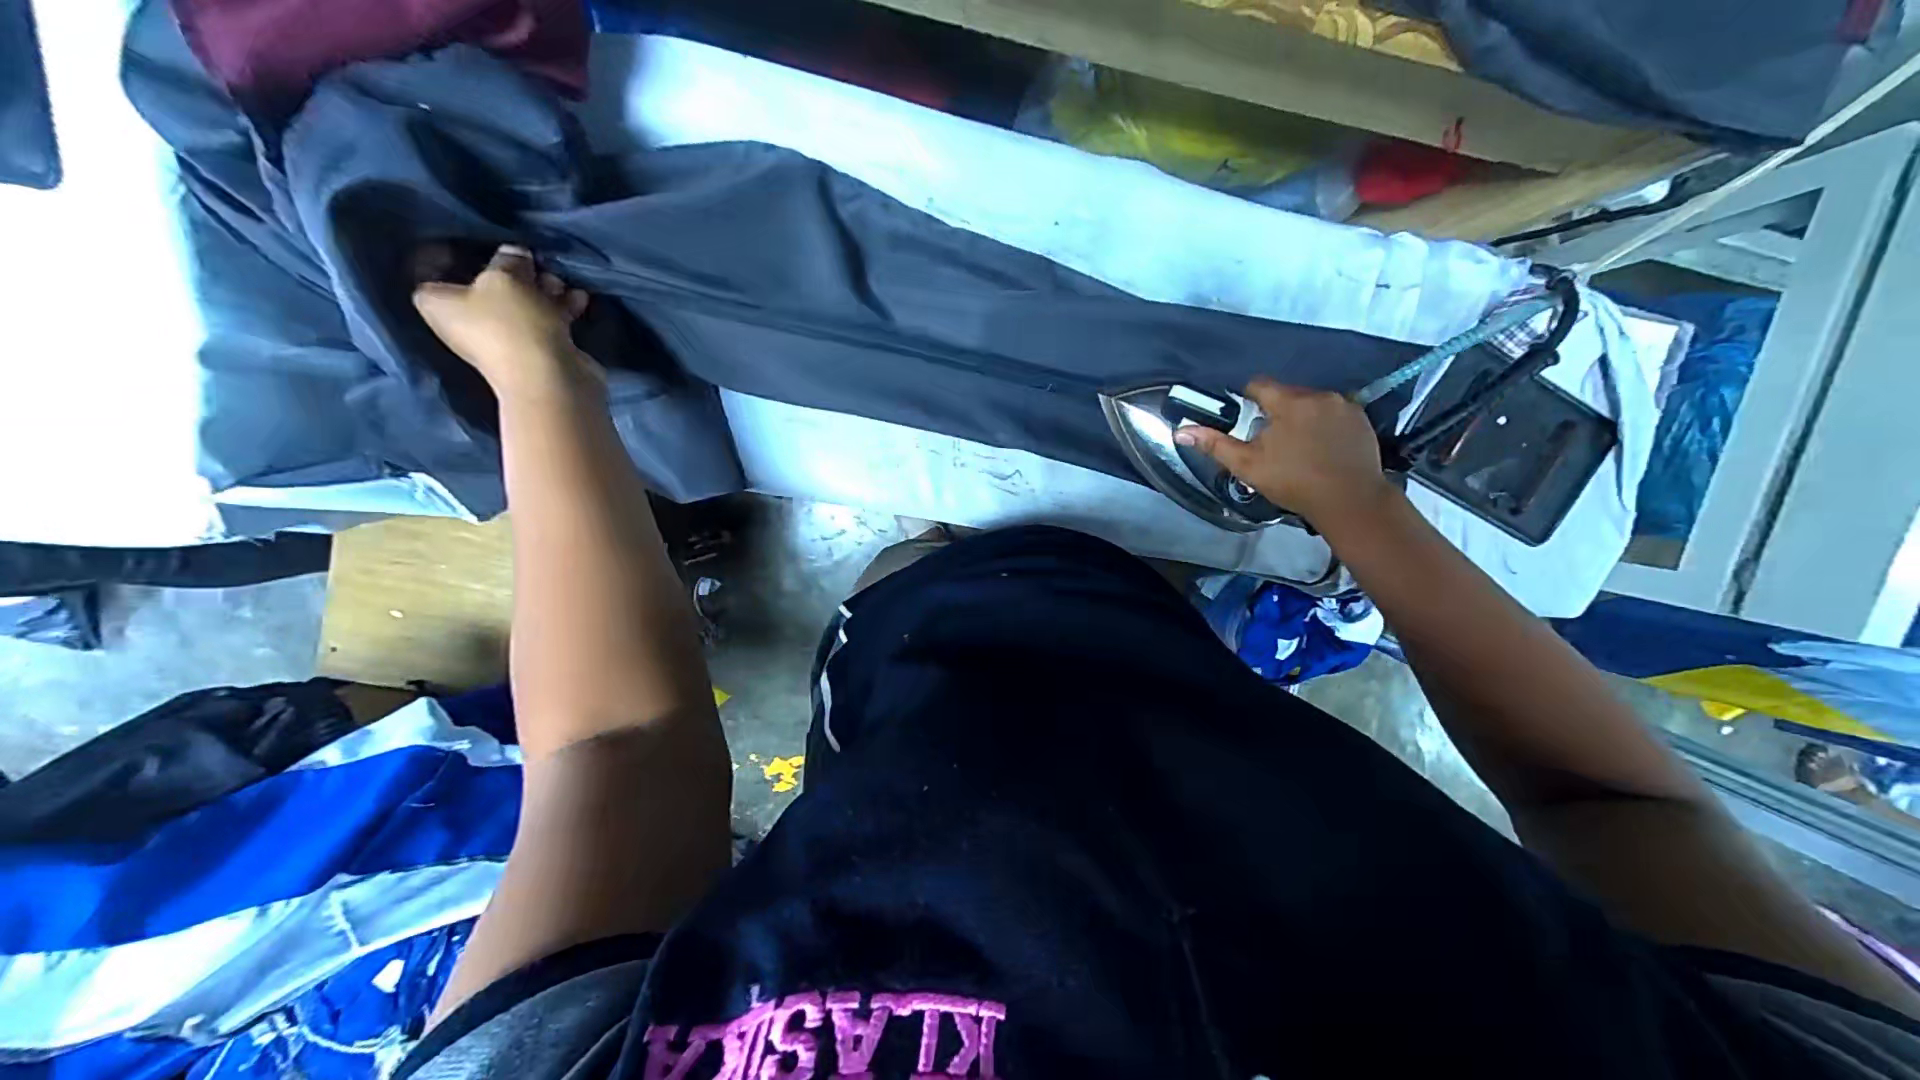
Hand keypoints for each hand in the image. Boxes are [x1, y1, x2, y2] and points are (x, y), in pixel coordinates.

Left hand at [413, 244, 597, 398]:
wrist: (551, 380)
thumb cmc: (511, 325)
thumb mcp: (504, 278)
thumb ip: (508, 259)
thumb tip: (515, 253)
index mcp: (437, 303)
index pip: (432, 267)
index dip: (453, 249)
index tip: (478, 236)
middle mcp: (465, 320)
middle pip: (486, 283)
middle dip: (512, 269)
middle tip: (531, 259)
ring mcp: (503, 336)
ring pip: (521, 301)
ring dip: (543, 287)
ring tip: (559, 281)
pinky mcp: (536, 347)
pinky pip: (546, 318)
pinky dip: (561, 307)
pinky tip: (578, 298)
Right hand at [1174, 377, 1392, 526]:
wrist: (1349, 500)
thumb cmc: (1293, 482)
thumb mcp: (1248, 466)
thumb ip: (1215, 445)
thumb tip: (1181, 431)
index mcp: (1288, 403)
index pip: (1260, 385)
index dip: (1248, 398)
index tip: (1246, 417)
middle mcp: (1318, 395)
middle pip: (1287, 394)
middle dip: (1276, 411)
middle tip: (1271, 441)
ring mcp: (1344, 405)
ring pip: (1312, 402)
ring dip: (1302, 416)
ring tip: (1298, 445)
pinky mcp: (1362, 418)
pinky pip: (1334, 412)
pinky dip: (1325, 423)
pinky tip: (1323, 447)